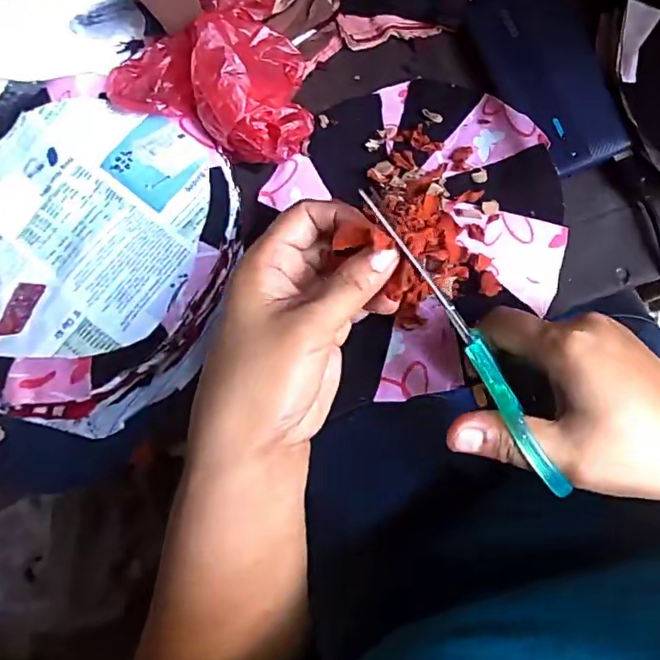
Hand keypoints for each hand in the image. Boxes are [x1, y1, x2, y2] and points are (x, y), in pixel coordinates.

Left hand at [194, 201, 398, 463]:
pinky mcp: (325, 326)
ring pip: (346, 268)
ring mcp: (308, 301)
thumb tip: (390, 250)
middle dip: (365, 243)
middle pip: (331, 239)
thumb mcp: (308, 327)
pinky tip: (392, 304)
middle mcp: (288, 276)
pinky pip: (354, 297)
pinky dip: (374, 296)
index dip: (342, 216)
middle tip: (402, 253)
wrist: (256, 444)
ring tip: (403, 280)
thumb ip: (351, 286)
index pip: (306, 216)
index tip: (379, 231)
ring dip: (374, 271)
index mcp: (268, 264)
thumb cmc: (265, 378)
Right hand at [444, 308, 659, 500]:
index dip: (478, 348)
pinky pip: (576, 344)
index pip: (501, 324)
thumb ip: (506, 437)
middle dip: (510, 371)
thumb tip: (452, 432)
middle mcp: (584, 323)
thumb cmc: (633, 450)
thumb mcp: (563, 453)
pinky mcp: (623, 339)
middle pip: (526, 335)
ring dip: (538, 374)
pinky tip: (581, 406)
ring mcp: (607, 328)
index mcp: (564, 342)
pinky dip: (563, 368)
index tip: (476, 385)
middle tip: (518, 419)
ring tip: (554, 420)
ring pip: (551, 341)